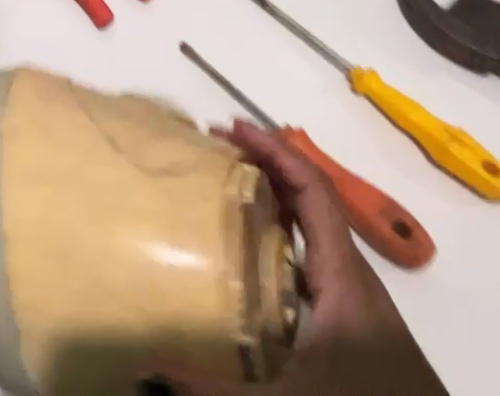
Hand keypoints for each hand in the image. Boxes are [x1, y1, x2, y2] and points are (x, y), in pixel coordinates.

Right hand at [147, 121, 447, 395]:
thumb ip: (216, 382)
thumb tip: (150, 359)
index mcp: (342, 274)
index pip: (311, 190)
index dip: (274, 151)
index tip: (231, 129)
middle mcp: (349, 274)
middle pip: (309, 199)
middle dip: (264, 164)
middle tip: (211, 150)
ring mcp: (350, 297)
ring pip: (309, 229)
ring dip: (270, 197)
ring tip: (219, 186)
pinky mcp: (346, 321)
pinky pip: (306, 257)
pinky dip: (275, 235)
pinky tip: (244, 254)